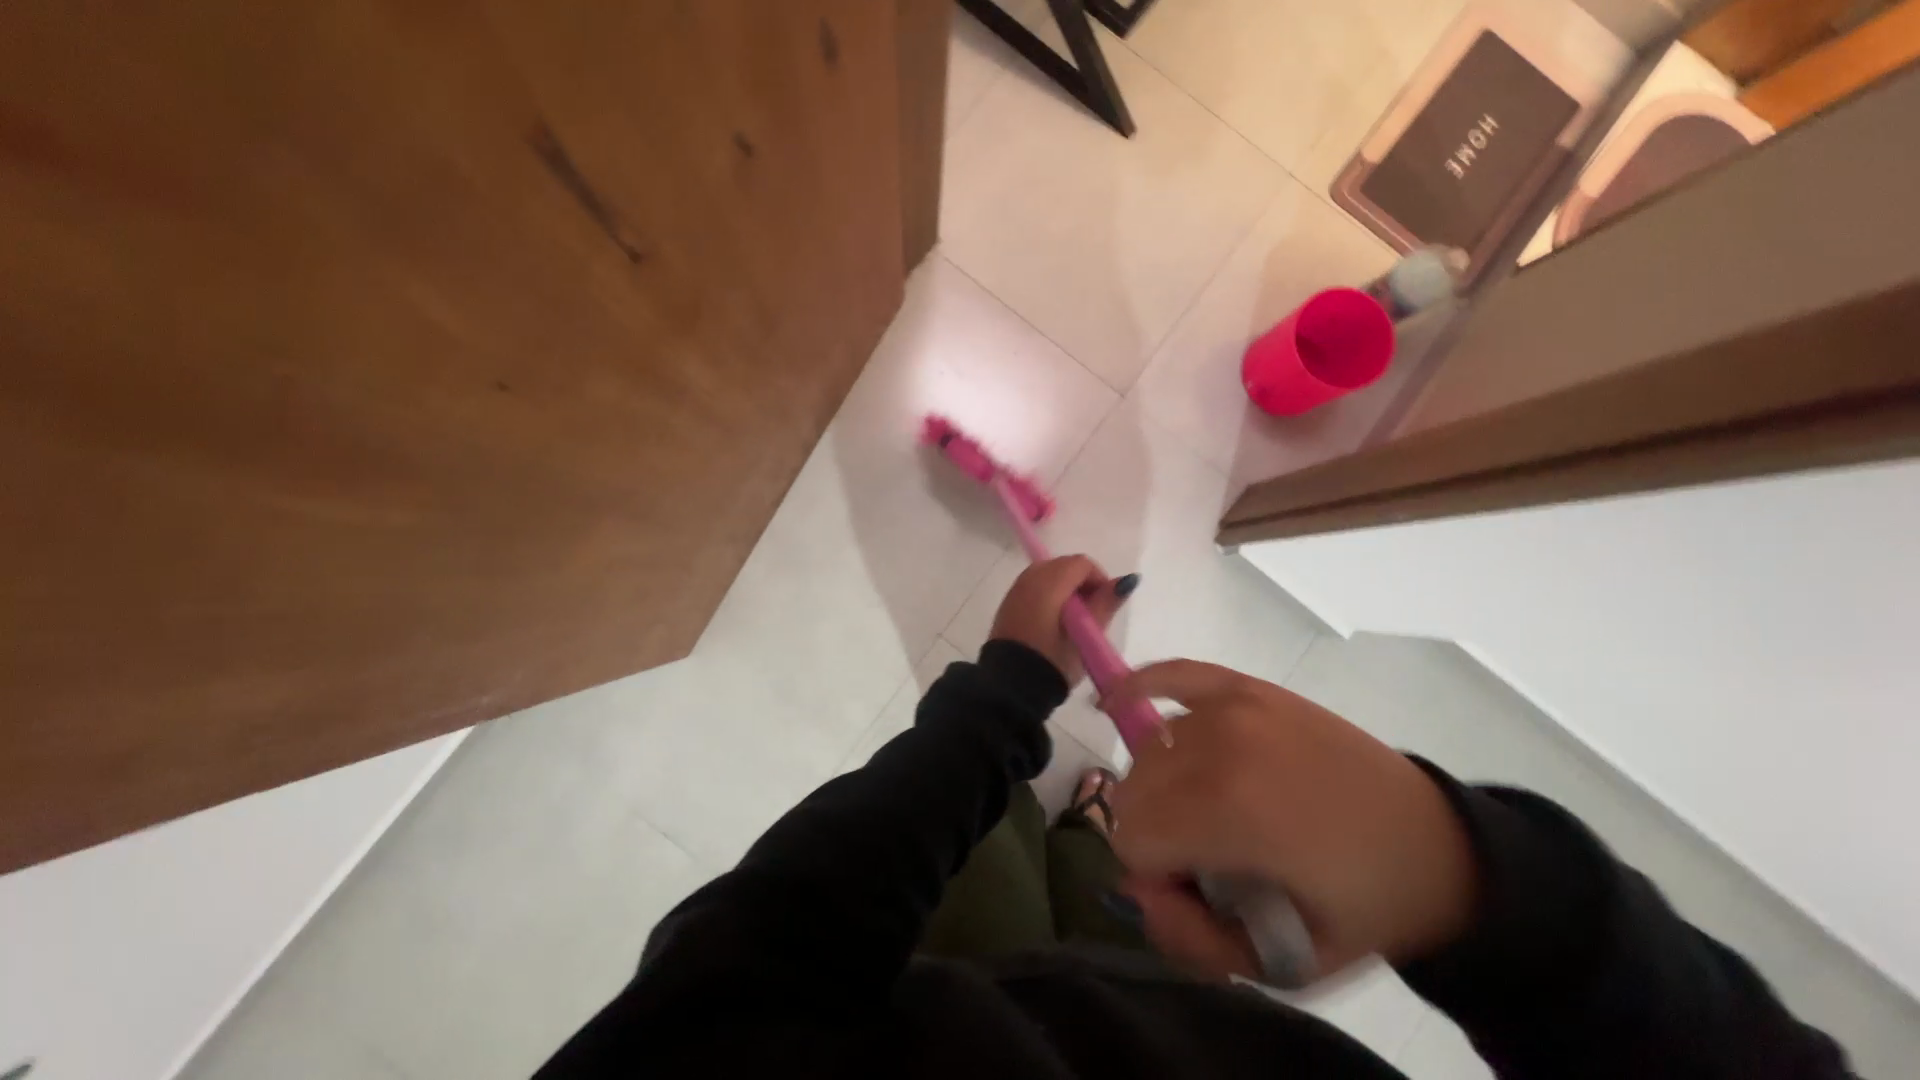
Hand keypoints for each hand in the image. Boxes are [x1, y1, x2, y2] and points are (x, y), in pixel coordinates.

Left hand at [988, 555, 1132, 685]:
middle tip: (1091, 614)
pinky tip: (1054, 624)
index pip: (1081, 564)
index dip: (1099, 579)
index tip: (1105, 605)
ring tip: (1074, 622)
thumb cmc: (1054, 661)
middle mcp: (1029, 578)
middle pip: (1064, 566)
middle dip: (1082, 583)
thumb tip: (1126, 580)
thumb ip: (1105, 603)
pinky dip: (1049, 597)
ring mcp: (1016, 590)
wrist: (1011, 687)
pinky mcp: (1008, 605)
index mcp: (1049, 583)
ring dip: (1065, 590)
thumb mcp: (1086, 635)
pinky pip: (1034, 588)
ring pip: (1048, 575)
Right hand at [1105, 660, 1477, 981]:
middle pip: (1131, 794)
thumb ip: (1190, 940)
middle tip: (1205, 858)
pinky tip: (1117, 702)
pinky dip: (1138, 687)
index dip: (1155, 878)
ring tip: (1209, 812)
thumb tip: (1137, 892)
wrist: (1437, 848)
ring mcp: (1235, 708)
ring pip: (1145, 751)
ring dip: (1159, 787)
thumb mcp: (1283, 961)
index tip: (1197, 893)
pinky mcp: (1248, 687)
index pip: (1130, 841)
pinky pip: (1171, 674)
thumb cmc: (1359, 907)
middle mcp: (1220, 748)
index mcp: (1229, 813)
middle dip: (1152, 834)